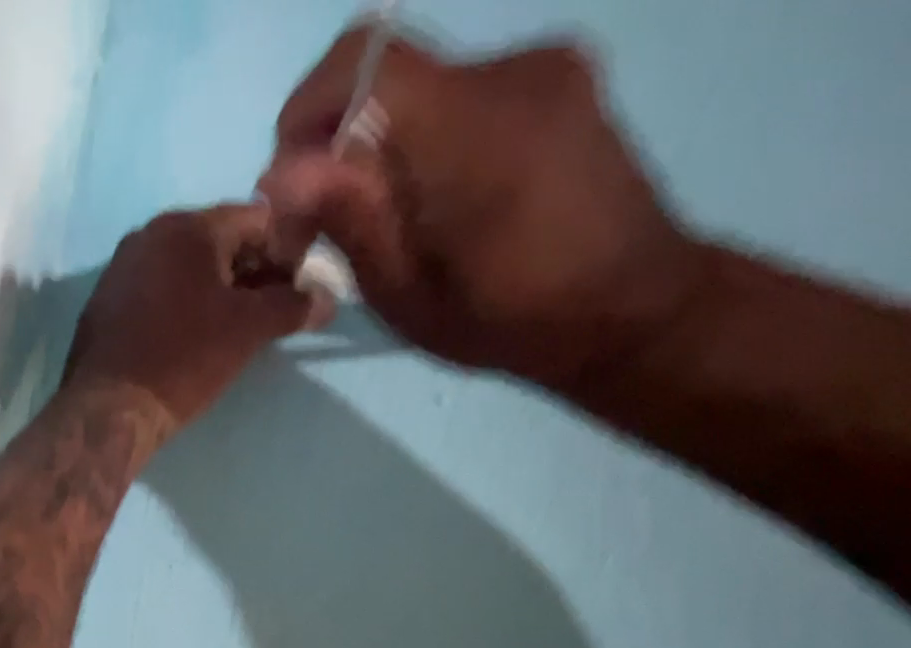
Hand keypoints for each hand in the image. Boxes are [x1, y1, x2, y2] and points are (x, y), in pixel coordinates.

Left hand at [66, 204, 326, 426]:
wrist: (109, 407)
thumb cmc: (184, 358)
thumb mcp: (249, 329)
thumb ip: (294, 305)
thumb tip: (327, 299)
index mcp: (185, 227)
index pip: (256, 220)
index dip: (285, 251)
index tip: (295, 290)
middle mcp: (148, 234)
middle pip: (218, 240)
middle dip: (250, 270)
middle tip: (270, 311)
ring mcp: (120, 267)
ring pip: (185, 266)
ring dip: (216, 289)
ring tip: (234, 328)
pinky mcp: (104, 300)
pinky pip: (156, 289)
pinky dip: (181, 303)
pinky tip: (191, 335)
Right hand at [259, 24, 712, 387]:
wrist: (638, 308)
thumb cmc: (512, 318)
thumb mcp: (406, 291)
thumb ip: (347, 216)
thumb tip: (280, 171)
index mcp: (473, 126)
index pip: (363, 57)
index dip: (307, 105)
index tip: (290, 171)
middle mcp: (515, 73)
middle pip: (384, 78)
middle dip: (334, 139)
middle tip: (321, 216)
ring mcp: (547, 70)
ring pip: (418, 91)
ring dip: (378, 144)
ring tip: (378, 217)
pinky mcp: (559, 83)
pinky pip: (459, 95)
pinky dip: (423, 137)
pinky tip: (429, 198)